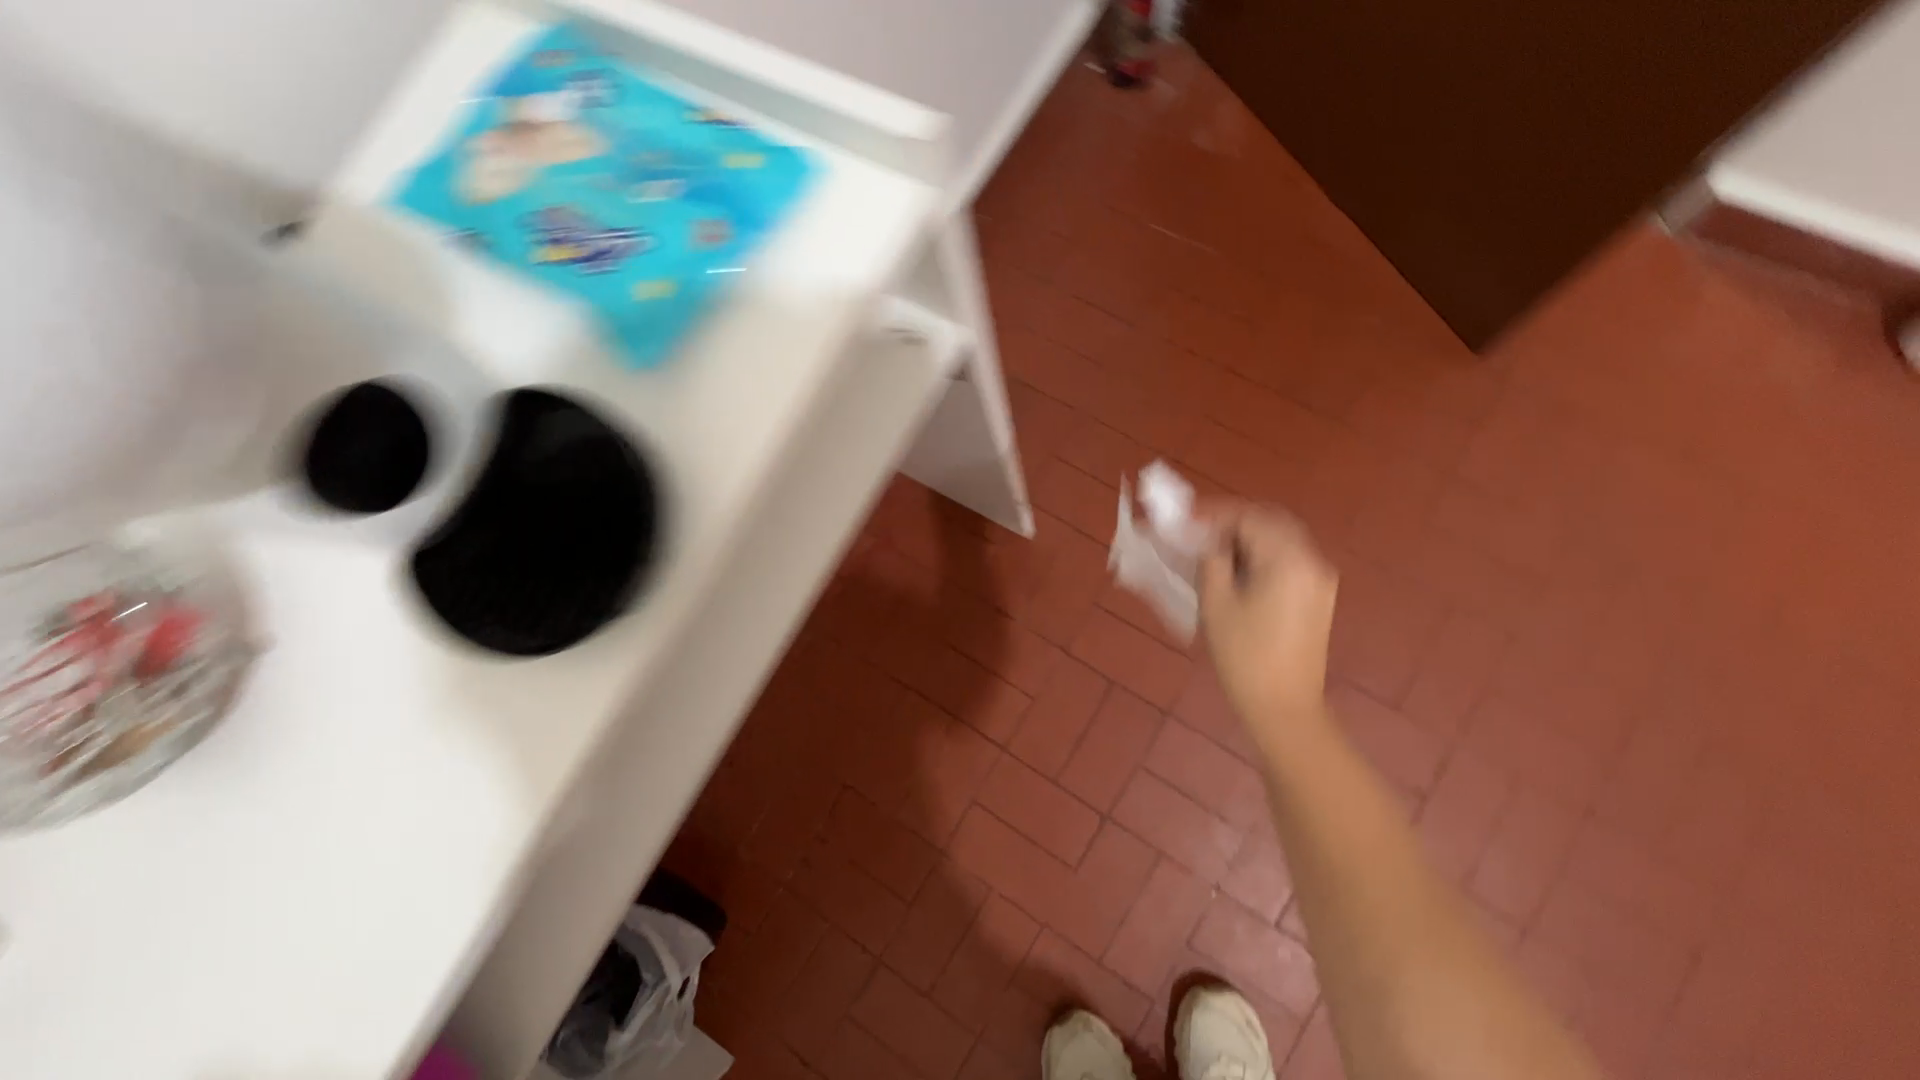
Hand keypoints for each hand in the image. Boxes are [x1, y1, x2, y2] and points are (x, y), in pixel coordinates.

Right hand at [1198, 505, 1339, 746]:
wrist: (1284, 707)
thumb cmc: (1244, 656)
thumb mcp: (1216, 603)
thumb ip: (1211, 559)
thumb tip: (1205, 538)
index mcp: (1288, 558)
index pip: (1248, 517)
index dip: (1213, 516)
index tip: (1182, 522)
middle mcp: (1311, 560)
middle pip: (1269, 522)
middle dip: (1231, 523)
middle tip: (1196, 533)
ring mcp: (1319, 579)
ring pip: (1279, 540)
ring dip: (1245, 539)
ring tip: (1210, 553)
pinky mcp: (1318, 597)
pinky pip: (1288, 560)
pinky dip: (1261, 556)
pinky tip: (1235, 572)